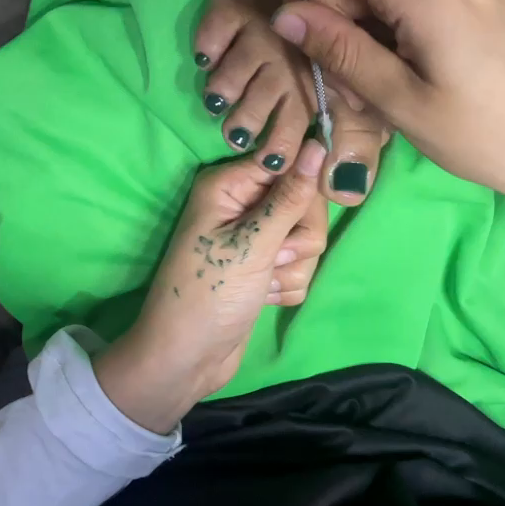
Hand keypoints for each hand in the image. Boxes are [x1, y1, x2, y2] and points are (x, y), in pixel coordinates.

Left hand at [95, 141, 327, 432]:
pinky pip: (301, 264)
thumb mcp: (252, 245)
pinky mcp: (266, 266)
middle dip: (299, 237)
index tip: (297, 219)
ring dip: (293, 267)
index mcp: (229, 184)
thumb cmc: (209, 295)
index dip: (304, 187)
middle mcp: (242, 203)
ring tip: (262, 284)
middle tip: (274, 258)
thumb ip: (290, 196)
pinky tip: (263, 298)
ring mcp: (255, 237)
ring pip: (308, 237)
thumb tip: (317, 143)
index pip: (289, 160)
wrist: (187, 361)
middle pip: (305, 201)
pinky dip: (288, 285)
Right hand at [192, 0, 504, 204]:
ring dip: (367, 31)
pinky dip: (397, 28)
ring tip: (386, 91)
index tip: (317, 49)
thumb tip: (283, 13)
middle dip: (339, 20)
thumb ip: (339, 50)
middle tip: (353, 88)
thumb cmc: (490, 136)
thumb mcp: (402, 101)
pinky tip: (413, 75)